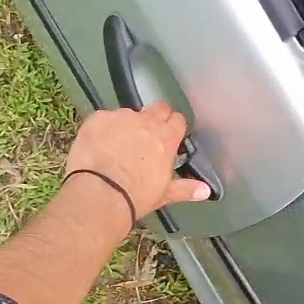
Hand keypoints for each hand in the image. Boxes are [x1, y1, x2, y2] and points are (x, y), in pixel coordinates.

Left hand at [64, 102, 210, 220]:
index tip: (168, 137)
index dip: (173, 127)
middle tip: (147, 135)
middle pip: (158, 107)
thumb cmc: (136, 196)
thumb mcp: (164, 194)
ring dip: (126, 125)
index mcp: (166, 138)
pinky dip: (102, 129)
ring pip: (129, 113)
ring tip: (116, 146)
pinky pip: (103, 118)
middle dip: (156, 117)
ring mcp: (121, 117)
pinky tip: (98, 145)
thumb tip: (205, 191)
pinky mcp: (98, 118)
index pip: (178, 120)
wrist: (100, 193)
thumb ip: (186, 188)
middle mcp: (146, 122)